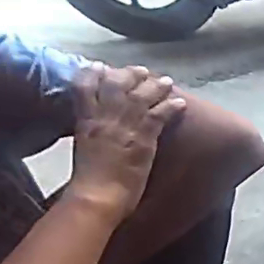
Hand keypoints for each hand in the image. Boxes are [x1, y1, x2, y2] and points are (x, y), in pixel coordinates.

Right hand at [64, 64, 185, 220]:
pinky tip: (180, 103)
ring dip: (155, 86)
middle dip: (130, 75)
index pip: (86, 86)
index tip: (103, 66)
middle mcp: (105, 118)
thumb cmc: (87, 182)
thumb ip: (89, 134)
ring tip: (166, 81)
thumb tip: (95, 132)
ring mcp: (125, 126)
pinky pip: (160, 115)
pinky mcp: (143, 139)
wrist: (97, 197)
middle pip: (117, 84)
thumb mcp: (82, 149)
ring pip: (141, 95)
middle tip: (141, 70)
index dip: (95, 73)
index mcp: (86, 121)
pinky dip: (171, 107)